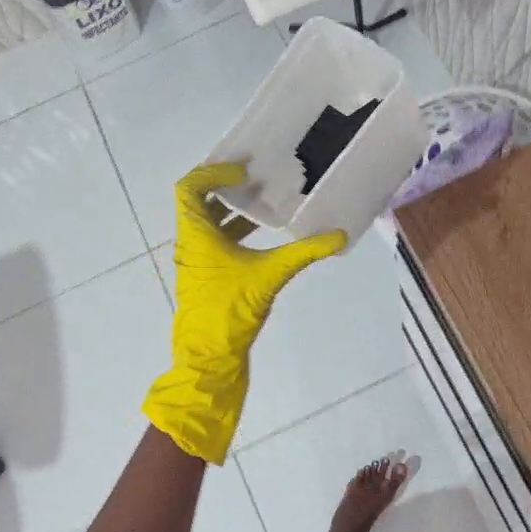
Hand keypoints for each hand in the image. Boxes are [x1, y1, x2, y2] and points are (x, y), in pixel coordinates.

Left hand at [141, 163, 345, 462]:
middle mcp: (191, 243)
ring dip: (231, 208)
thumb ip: (304, 253)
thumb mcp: (270, 276)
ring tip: (263, 197)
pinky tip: (264, 233)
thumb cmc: (229, 311)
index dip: (212, 172)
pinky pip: (217, 241)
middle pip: (197, 201)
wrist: (210, 359)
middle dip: (223, 185)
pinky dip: (235, 231)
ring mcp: (197, 262)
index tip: (243, 172)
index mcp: (195, 235)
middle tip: (254, 174)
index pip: (189, 188)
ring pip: (208, 222)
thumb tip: (340, 236)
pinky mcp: (207, 277)